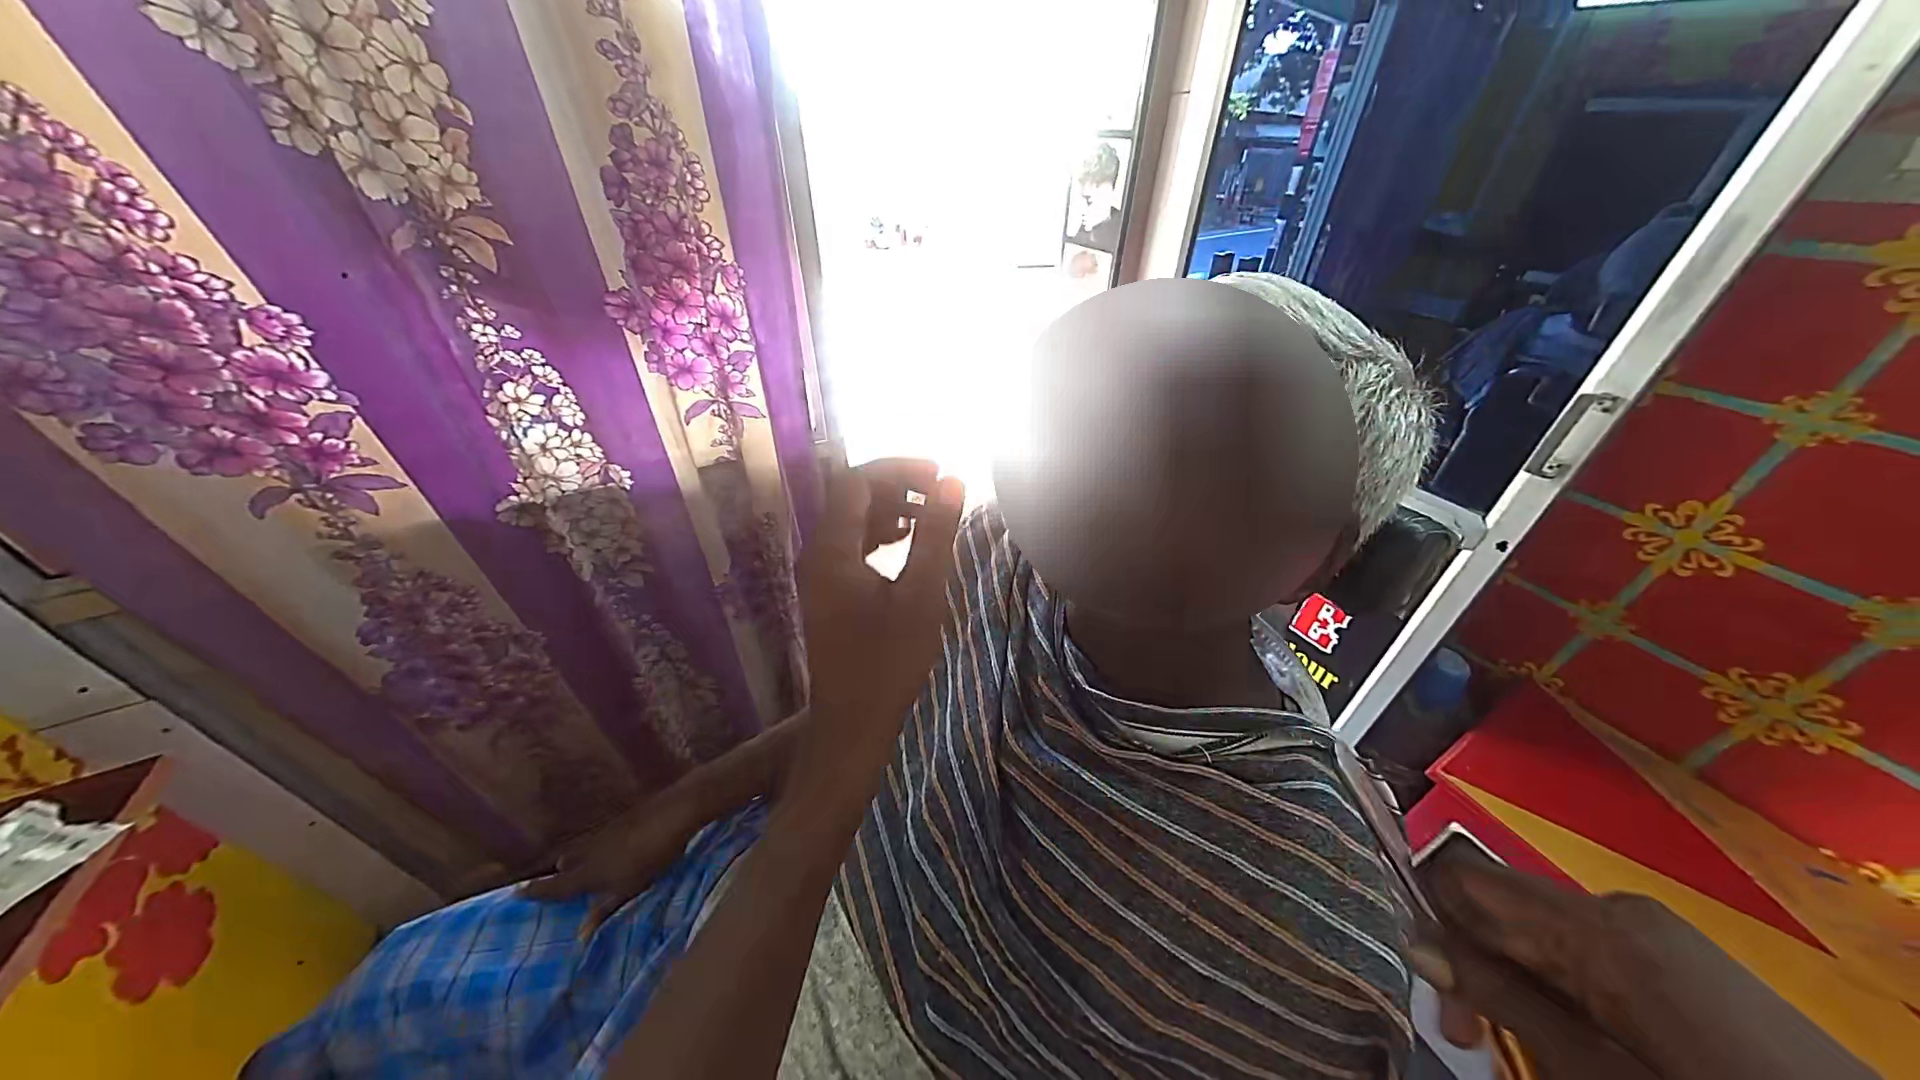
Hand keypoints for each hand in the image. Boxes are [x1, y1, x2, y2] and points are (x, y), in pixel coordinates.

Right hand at [520, 785, 704, 929]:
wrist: (672, 812)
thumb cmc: (651, 856)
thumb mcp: (629, 889)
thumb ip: (604, 910)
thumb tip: (580, 936)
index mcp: (587, 873)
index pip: (555, 886)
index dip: (536, 891)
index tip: (514, 893)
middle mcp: (589, 852)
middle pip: (566, 864)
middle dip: (557, 873)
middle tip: (545, 881)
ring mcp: (605, 833)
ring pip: (581, 849)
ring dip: (574, 858)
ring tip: (567, 864)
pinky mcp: (620, 821)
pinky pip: (598, 837)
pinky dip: (592, 846)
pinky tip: (602, 846)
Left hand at [785, 459, 962, 807]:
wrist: (852, 722)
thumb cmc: (889, 661)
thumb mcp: (921, 594)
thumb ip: (935, 533)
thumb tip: (952, 481)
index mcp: (832, 549)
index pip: (857, 481)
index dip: (898, 468)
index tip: (939, 474)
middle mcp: (817, 553)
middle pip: (851, 497)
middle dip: (896, 486)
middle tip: (939, 493)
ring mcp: (819, 574)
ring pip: (851, 521)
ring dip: (890, 510)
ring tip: (929, 516)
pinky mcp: (828, 592)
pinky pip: (851, 546)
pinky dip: (880, 535)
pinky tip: (908, 544)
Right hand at [1415, 850, 1874, 1079]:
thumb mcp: (1592, 1069)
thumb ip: (1502, 996)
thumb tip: (1418, 945)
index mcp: (1598, 923)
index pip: (1466, 878)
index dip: (1431, 916)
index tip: (1427, 978)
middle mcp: (1620, 908)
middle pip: (1504, 909)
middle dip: (1474, 962)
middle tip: (1467, 1033)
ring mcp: (1657, 931)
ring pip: (1542, 934)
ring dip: (1515, 981)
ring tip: (1519, 1045)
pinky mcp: (1680, 958)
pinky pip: (1588, 954)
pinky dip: (1561, 990)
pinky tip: (1573, 1040)